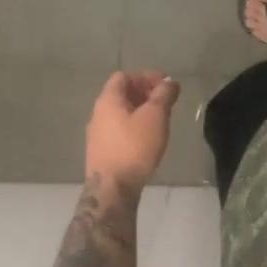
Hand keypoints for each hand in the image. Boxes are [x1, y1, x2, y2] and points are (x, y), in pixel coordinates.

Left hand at [85, 70, 179, 192]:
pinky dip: (135, 126)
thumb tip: (169, 82)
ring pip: (121, 113)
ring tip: (161, 119)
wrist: (112, 190)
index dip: (146, 75)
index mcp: (108, 100)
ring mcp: (97, 135)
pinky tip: (148, 138)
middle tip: (166, 100)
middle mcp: (98, 114)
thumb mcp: (155, 115)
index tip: (165, 84)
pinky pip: (119, 129)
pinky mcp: (101, 152)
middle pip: (122, 94)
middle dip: (145, 92)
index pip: (124, 76)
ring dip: (141, 110)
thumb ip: (164, 94)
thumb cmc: (134, 146)